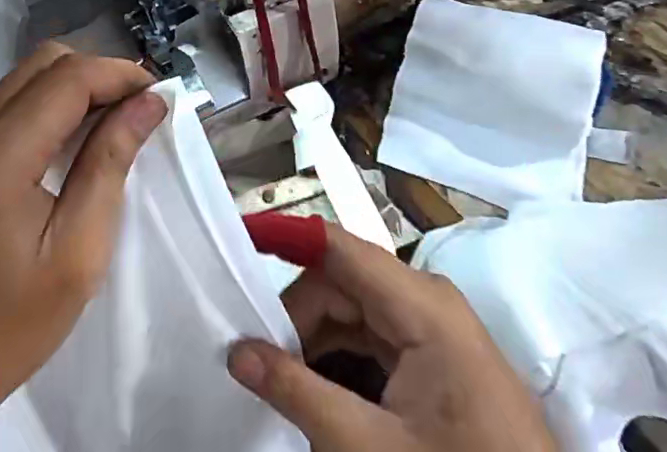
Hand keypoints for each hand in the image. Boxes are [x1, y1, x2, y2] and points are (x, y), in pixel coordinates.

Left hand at [0, 44, 164, 451]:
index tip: (163, 97)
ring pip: (26, 75)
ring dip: (76, 85)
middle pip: (45, 63)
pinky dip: (50, 103)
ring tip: (117, 122)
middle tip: (142, 110)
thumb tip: (148, 102)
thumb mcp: (77, 253)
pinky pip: (10, 100)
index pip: (67, 78)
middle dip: (100, 73)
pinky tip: (75, 138)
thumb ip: (109, 164)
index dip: (120, 75)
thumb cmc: (8, 325)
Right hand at [227, 221, 557, 451]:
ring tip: (282, 382)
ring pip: (349, 312)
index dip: (280, 237)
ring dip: (311, 342)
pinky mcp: (434, 356)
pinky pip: (369, 339)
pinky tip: (317, 392)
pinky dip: (336, 359)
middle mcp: (426, 300)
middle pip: (337, 283)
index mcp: (421, 303)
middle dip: (293, 318)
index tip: (231, 241)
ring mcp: (432, 327)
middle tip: (257, 361)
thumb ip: (298, 393)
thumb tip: (234, 351)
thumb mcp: (373, 450)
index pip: (333, 245)